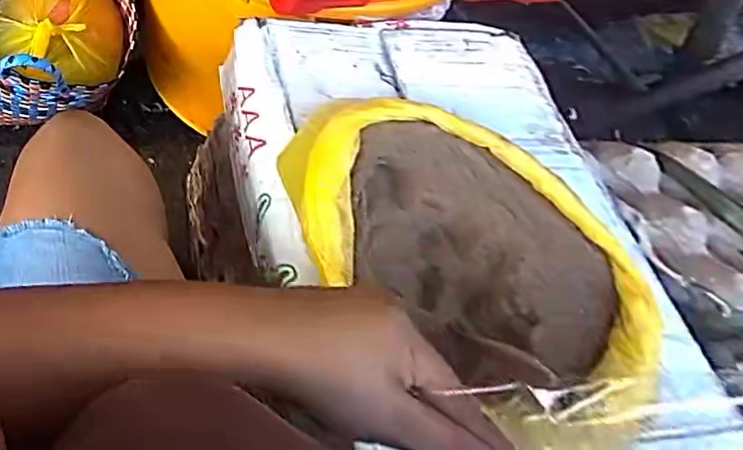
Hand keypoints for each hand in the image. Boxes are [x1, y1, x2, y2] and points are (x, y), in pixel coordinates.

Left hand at [272, 290, 513, 449]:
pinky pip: (371, 352)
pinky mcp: (330, 311)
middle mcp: (389, 310)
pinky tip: (373, 396)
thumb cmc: (328, 375)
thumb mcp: (391, 416)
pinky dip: (380, 379)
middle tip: (460, 445)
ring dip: (410, 398)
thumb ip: (444, 438)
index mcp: (410, 332)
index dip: (482, 436)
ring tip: (419, 430)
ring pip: (399, 365)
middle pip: (429, 377)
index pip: (460, 398)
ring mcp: (356, 306)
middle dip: (443, 416)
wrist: (259, 331)